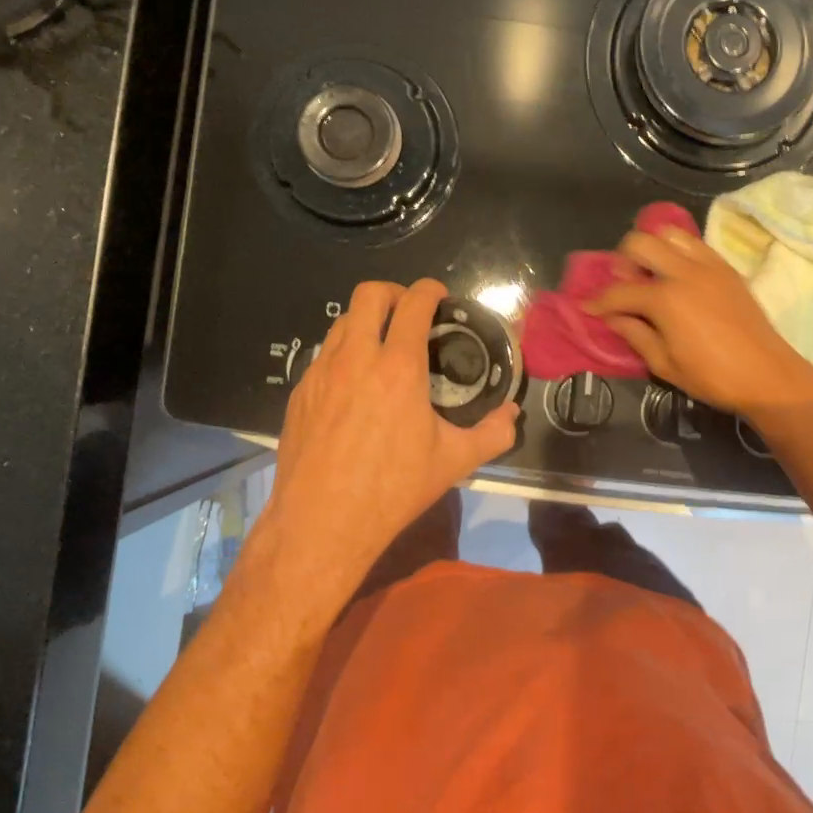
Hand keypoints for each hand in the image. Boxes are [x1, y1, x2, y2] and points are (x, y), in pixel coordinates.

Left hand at [259, 279, 518, 588]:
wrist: (322, 521)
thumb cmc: (393, 489)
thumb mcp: (454, 462)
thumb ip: (492, 434)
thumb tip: (513, 415)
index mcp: (398, 367)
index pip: (413, 304)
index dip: (429, 290)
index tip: (439, 296)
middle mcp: (356, 358)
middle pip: (368, 295)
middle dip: (393, 292)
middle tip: (409, 311)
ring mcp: (321, 373)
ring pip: (340, 322)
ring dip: (365, 321)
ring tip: (382, 345)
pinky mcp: (299, 393)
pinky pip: (323, 355)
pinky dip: (343, 353)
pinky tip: (355, 384)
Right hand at [583, 227, 812, 418]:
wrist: (767, 374)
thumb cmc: (713, 377)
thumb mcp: (665, 364)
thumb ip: (635, 335)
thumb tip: (614, 319)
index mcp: (665, 299)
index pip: (620, 292)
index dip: (599, 301)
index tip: (587, 308)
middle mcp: (684, 272)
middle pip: (640, 243)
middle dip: (623, 261)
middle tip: (623, 285)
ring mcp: (708, 265)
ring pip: (669, 234)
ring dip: (653, 248)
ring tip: (651, 274)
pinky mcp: (726, 268)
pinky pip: (695, 244)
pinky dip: (678, 252)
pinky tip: (677, 275)